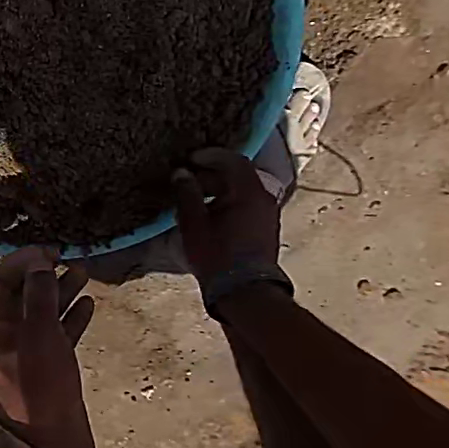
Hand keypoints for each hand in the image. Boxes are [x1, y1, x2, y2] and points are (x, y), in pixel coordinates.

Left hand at [0, 246, 96, 447]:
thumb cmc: (40, 388)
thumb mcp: (39, 335)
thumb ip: (39, 296)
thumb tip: (39, 261)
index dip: (20, 261)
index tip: (47, 250)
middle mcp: (6, 336)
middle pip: (21, 295)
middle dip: (42, 274)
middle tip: (68, 258)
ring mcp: (28, 354)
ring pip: (42, 314)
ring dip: (60, 292)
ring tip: (84, 273)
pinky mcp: (49, 370)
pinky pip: (57, 335)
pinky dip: (71, 318)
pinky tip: (89, 306)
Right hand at [172, 149, 280, 281]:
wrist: (244, 291)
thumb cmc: (217, 255)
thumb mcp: (193, 223)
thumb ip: (187, 194)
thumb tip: (181, 173)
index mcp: (248, 193)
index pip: (233, 161)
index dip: (211, 155)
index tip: (190, 158)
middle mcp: (263, 199)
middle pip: (238, 175)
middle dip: (211, 173)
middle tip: (186, 178)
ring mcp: (267, 214)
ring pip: (241, 190)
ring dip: (218, 188)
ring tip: (193, 197)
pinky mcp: (264, 228)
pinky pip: (245, 204)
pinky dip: (226, 201)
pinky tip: (207, 213)